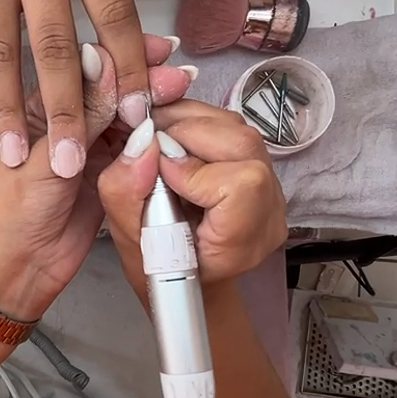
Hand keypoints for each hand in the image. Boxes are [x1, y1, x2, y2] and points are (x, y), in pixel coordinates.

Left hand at [0, 36, 190, 319]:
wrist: (21, 266)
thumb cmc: (16, 211)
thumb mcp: (48, 159)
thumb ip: (80, 115)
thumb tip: (104, 60)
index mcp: (44, 111)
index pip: (87, 72)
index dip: (121, 57)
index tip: (154, 50)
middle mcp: (71, 124)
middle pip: (115, 92)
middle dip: (146, 79)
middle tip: (178, 76)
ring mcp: (93, 149)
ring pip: (131, 118)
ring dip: (157, 107)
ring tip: (184, 94)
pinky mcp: (112, 175)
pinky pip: (140, 150)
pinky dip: (158, 139)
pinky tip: (177, 128)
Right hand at [97, 99, 288, 294]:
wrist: (184, 273)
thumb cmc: (157, 265)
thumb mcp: (126, 238)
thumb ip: (125, 191)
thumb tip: (143, 140)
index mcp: (241, 243)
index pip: (241, 183)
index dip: (192, 167)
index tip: (157, 174)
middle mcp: (268, 212)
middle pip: (242, 144)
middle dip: (187, 134)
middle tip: (152, 150)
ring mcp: (271, 187)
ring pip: (239, 128)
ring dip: (190, 125)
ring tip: (159, 146)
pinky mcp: (262, 166)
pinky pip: (234, 129)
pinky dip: (197, 124)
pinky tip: (174, 143)